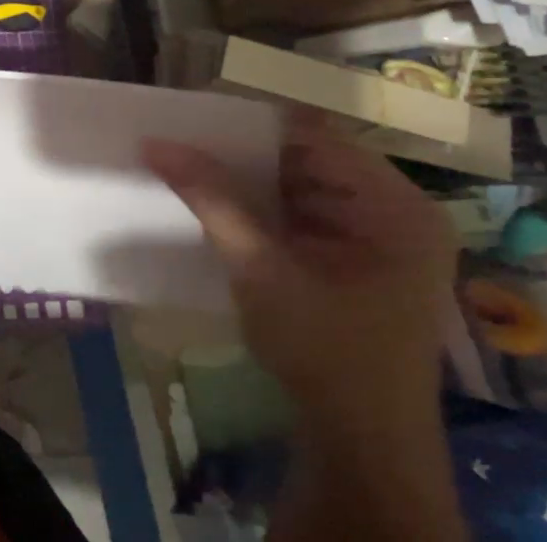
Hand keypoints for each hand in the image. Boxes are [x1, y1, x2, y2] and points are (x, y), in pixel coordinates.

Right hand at [143, 113, 456, 424]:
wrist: (359, 431)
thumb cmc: (323, 347)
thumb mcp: (260, 268)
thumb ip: (211, 199)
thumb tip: (153, 142)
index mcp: (393, 207)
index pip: (314, 136)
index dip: (247, 123)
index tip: (183, 115)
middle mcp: (389, 210)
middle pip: (303, 156)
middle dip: (235, 149)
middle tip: (169, 137)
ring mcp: (369, 234)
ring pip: (291, 182)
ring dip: (237, 177)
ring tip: (175, 160)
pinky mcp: (345, 254)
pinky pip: (291, 210)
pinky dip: (249, 204)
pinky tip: (202, 199)